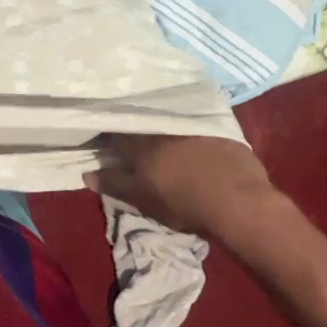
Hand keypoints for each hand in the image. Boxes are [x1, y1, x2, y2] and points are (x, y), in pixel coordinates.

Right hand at [86, 134, 287, 241]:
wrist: (240, 203)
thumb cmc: (185, 204)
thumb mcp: (143, 200)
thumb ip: (115, 185)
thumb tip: (86, 174)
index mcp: (143, 146)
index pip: (118, 135)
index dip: (111, 138)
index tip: (108, 142)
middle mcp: (165, 130)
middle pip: (145, 125)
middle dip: (138, 129)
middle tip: (137, 140)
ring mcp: (194, 128)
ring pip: (172, 122)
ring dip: (165, 128)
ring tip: (166, 139)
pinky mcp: (221, 131)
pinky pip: (198, 124)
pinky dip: (191, 129)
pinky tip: (194, 140)